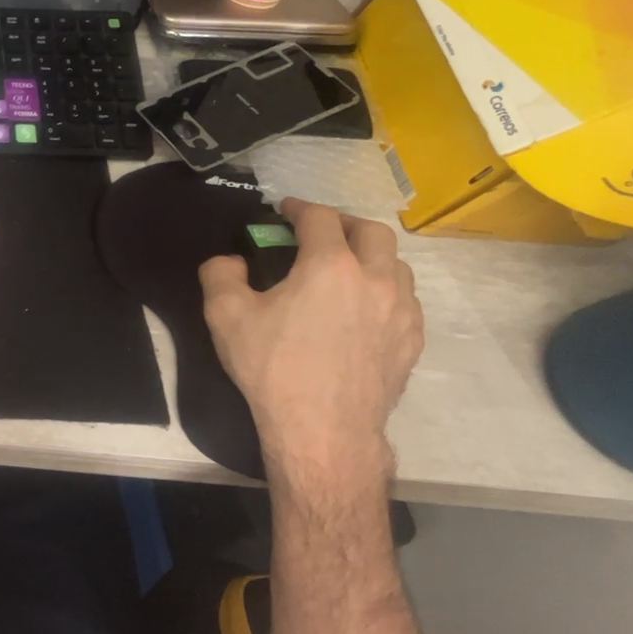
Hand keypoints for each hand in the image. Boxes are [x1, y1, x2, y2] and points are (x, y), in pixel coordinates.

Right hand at [199, 200, 423, 496]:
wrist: (322, 426)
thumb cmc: (271, 365)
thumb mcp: (224, 315)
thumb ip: (220, 274)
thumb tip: (231, 261)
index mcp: (330, 266)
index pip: (320, 218)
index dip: (299, 208)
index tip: (284, 210)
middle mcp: (376, 278)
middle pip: (372, 231)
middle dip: (343, 223)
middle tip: (318, 231)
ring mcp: (402, 309)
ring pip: (396, 264)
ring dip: (369, 255)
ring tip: (344, 268)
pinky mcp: (411, 338)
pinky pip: (403, 298)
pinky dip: (382, 288)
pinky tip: (360, 307)